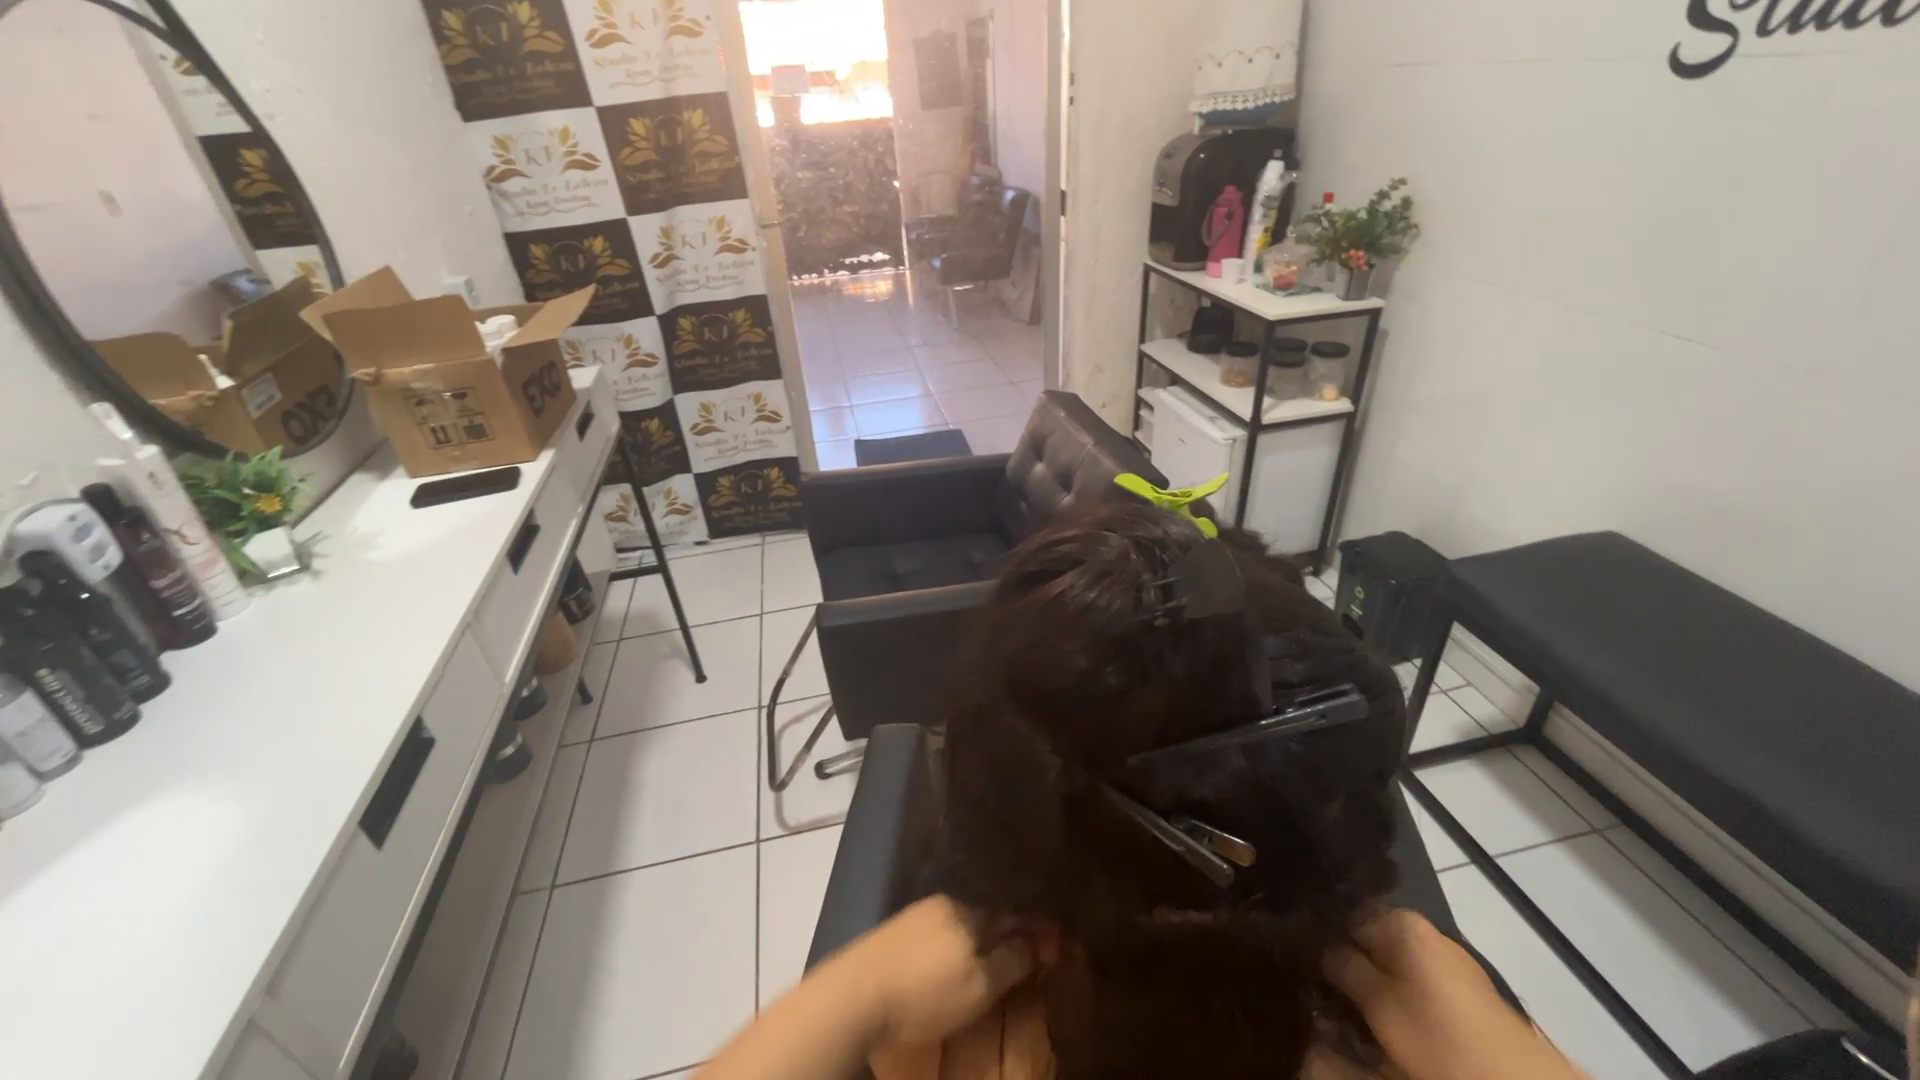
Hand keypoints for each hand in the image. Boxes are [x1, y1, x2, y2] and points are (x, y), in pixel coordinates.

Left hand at [834, 895, 1036, 1047]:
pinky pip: (930, 937)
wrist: (854, 995)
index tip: (1047, 946)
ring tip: (977, 967)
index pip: (1009, 916)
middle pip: (980, 919)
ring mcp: (912, 916)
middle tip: (1012, 961)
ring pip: (953, 928)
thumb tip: (1034, 943)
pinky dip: (944, 951)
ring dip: (969, 945)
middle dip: (998, 937)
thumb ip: (1011, 962)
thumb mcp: (980, 987)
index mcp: (966, 911)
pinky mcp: (890, 934)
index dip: (1030, 932)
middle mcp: (940, 904)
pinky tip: (940, 967)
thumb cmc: (925, 992)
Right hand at [1324, 909, 1586, 1079]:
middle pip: (1365, 944)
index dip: (1318, 938)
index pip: (1342, 915)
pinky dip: (1392, 1005)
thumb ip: (1340, 966)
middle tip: (1319, 993)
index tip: (1299, 962)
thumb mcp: (1378, 1002)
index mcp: (1401, 921)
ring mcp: (1443, 964)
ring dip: (1365, 990)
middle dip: (1342, 966)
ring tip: (1346, 1014)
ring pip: (1387, 970)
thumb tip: (1311, 944)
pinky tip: (1380, 1025)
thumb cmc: (1439, 1033)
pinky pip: (1409, 990)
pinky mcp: (1458, 995)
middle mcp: (1423, 933)